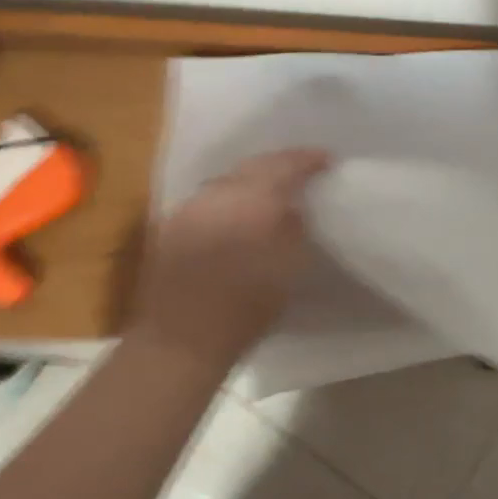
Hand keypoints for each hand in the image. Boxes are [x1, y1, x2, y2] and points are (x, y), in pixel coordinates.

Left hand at [127, 148, 331, 369]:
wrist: (182, 338)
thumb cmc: (245, 310)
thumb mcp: (288, 271)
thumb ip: (294, 230)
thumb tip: (294, 207)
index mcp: (252, 201)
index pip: (284, 166)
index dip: (307, 160)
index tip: (326, 160)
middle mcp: (218, 194)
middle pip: (252, 166)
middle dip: (278, 165)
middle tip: (300, 171)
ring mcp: (190, 208)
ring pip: (226, 181)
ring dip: (250, 182)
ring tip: (269, 192)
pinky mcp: (171, 225)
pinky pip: (207, 201)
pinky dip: (227, 200)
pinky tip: (235, 215)